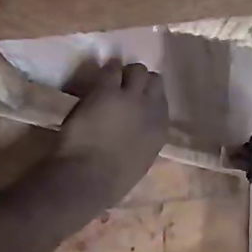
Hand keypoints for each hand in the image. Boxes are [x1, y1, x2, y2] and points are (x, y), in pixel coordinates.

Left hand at [47, 61, 169, 211]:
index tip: (139, 100)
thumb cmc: (112, 181)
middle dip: (141, 81)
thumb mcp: (140, 160)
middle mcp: (151, 109)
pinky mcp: (107, 90)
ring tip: (113, 78)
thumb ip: (144, 140)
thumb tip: (136, 132)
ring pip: (137, 70)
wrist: (88, 177)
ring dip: (126, 72)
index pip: (162, 101)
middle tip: (126, 85)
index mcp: (160, 130)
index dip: (150, 97)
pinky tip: (99, 77)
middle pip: (153, 80)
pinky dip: (107, 70)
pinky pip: (111, 69)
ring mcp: (130, 97)